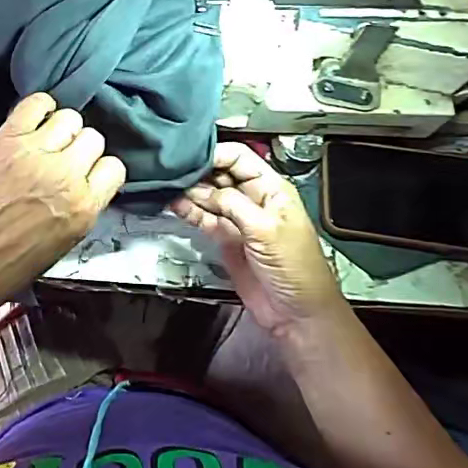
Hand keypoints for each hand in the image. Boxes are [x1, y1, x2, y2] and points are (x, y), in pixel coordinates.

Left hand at [0, 93, 126, 323]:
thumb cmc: (1, 267)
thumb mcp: (60, 247)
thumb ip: (78, 210)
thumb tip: (82, 188)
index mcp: (82, 209)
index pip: (113, 169)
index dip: (100, 171)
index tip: (88, 174)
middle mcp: (64, 176)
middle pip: (93, 139)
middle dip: (81, 148)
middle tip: (64, 158)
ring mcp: (35, 152)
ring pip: (70, 118)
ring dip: (62, 129)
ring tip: (48, 141)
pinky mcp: (6, 138)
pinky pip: (36, 104)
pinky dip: (40, 107)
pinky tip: (35, 120)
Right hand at [169, 142, 346, 337]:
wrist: (296, 313)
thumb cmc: (297, 269)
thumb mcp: (266, 229)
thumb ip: (234, 204)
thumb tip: (206, 189)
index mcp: (272, 189)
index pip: (239, 158)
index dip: (216, 155)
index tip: (192, 157)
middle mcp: (253, 199)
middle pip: (220, 175)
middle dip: (198, 172)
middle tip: (175, 173)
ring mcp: (238, 220)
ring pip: (209, 196)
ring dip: (190, 191)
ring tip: (169, 187)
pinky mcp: (226, 239)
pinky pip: (204, 218)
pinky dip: (189, 211)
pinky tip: (175, 205)